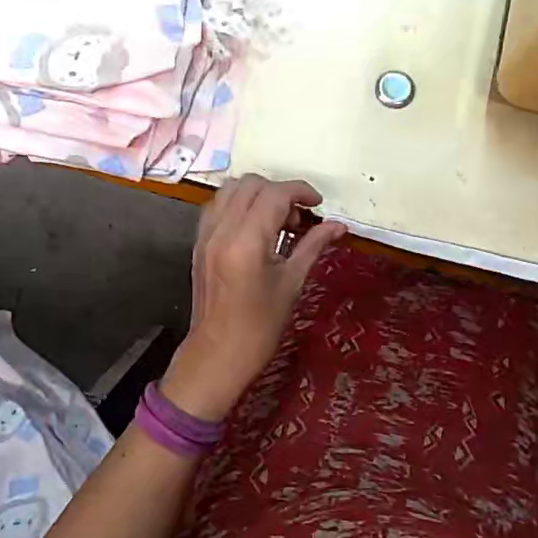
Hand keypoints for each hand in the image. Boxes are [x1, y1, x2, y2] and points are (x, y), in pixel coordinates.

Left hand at [161, 175, 345, 421]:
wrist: (219, 354)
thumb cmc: (260, 326)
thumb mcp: (292, 283)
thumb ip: (313, 246)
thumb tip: (338, 226)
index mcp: (246, 241)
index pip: (274, 194)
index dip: (300, 192)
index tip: (318, 204)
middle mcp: (221, 230)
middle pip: (251, 184)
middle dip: (279, 192)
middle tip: (298, 219)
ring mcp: (206, 235)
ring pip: (231, 190)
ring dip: (257, 195)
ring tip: (277, 223)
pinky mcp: (199, 243)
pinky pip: (217, 207)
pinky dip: (238, 206)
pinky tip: (255, 230)